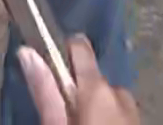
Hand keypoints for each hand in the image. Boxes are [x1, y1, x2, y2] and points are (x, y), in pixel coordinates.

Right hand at [19, 36, 140, 124]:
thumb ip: (44, 92)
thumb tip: (27, 51)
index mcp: (97, 88)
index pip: (79, 46)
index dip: (62, 52)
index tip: (49, 70)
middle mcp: (120, 94)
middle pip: (92, 79)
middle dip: (77, 93)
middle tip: (63, 121)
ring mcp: (136, 116)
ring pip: (107, 101)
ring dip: (94, 112)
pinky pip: (120, 118)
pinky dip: (108, 124)